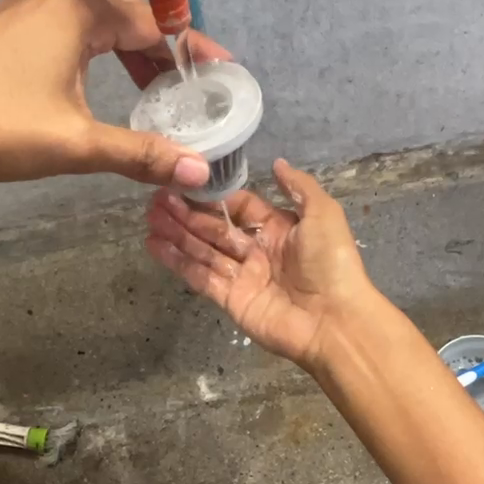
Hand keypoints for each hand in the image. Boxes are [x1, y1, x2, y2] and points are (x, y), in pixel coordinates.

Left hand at [0, 0, 230, 190]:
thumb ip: (141, 154)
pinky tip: (90, 93)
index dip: (189, 50)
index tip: (218, 75)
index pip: (151, 23)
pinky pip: (60, 37)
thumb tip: (198, 171)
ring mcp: (18, 13)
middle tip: (185, 95)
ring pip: (89, 29)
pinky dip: (89, 60)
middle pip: (122, 21)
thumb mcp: (78, 144)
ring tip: (146, 98)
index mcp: (76, 12)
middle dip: (157, 56)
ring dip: (122, 60)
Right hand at [144, 159, 379, 369]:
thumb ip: (299, 187)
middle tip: (156, 199)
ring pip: (203, 251)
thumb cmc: (331, 263)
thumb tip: (278, 162)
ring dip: (177, 234)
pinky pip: (200, 277)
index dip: (214, 197)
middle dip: (187, 214)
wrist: (334, 321)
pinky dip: (177, 262)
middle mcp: (257, 251)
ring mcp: (242, 277)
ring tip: (149, 217)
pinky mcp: (230, 300)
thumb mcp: (323, 214)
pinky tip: (155, 245)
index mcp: (279, 229)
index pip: (239, 208)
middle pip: (215, 229)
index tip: (187, 183)